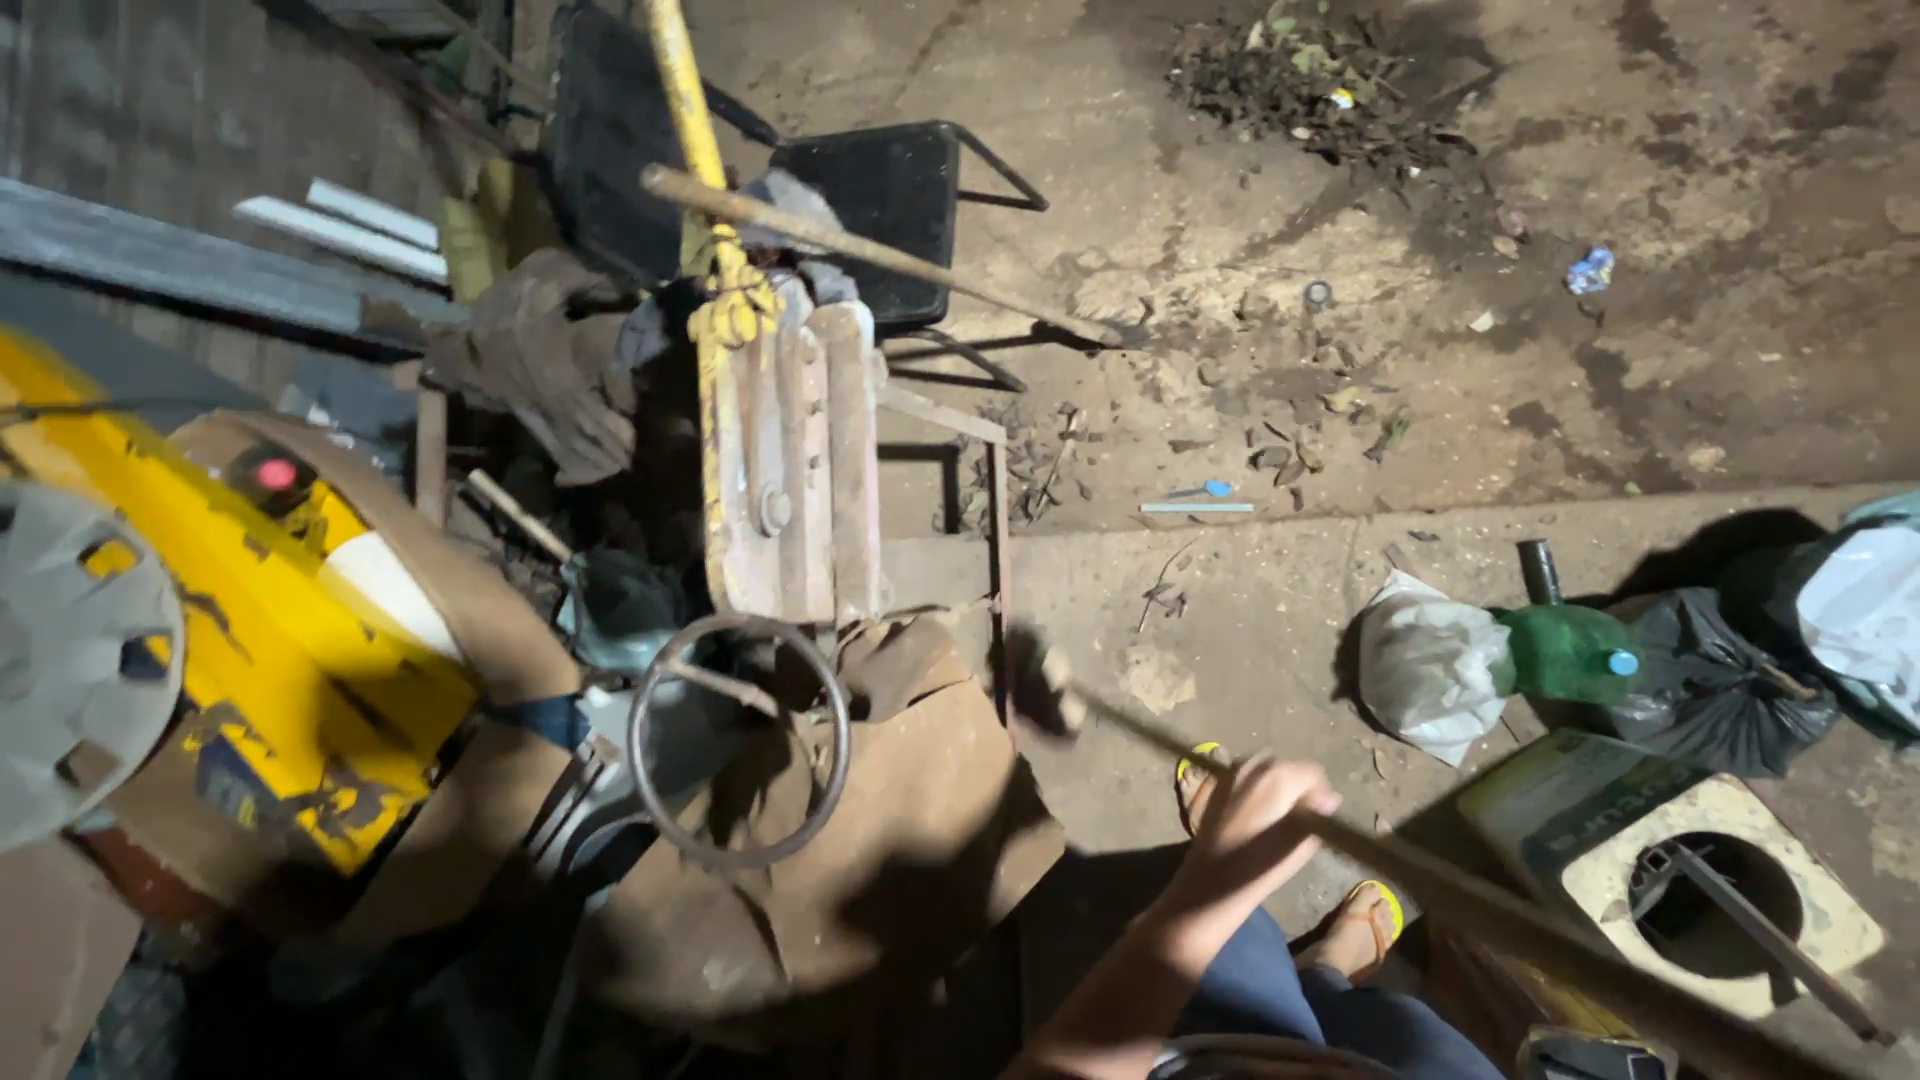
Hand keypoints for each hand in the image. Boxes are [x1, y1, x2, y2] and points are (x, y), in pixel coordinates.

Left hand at [1166, 755, 1341, 915]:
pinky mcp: (1218, 781)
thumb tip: (1328, 799)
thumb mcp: (1302, 841)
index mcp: (1278, 776)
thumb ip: (1316, 814)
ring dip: (1278, 782)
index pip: (1312, 772)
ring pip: (1265, 766)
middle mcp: (1253, 765)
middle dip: (1299, 785)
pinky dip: (1258, 784)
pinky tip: (1259, 808)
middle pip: (1287, 766)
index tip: (1323, 814)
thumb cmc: (1261, 863)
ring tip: (1281, 811)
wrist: (1214, 875)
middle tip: (1303, 813)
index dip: (1321, 793)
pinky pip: (1246, 773)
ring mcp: (1232, 770)